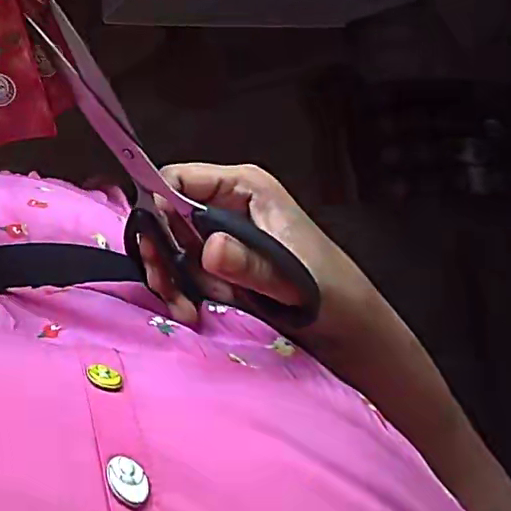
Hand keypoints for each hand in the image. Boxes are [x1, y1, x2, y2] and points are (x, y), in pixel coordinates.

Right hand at [142, 163, 389, 346]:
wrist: (351, 332)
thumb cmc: (333, 294)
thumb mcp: (293, 281)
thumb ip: (251, 264)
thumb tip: (208, 247)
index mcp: (244, 187)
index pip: (178, 178)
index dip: (158, 207)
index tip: (159, 247)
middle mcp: (224, 202)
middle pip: (163, 212)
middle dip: (160, 252)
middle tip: (166, 285)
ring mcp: (217, 231)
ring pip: (166, 243)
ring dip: (169, 277)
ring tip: (187, 308)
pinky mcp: (214, 260)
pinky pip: (178, 268)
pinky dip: (177, 291)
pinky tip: (191, 312)